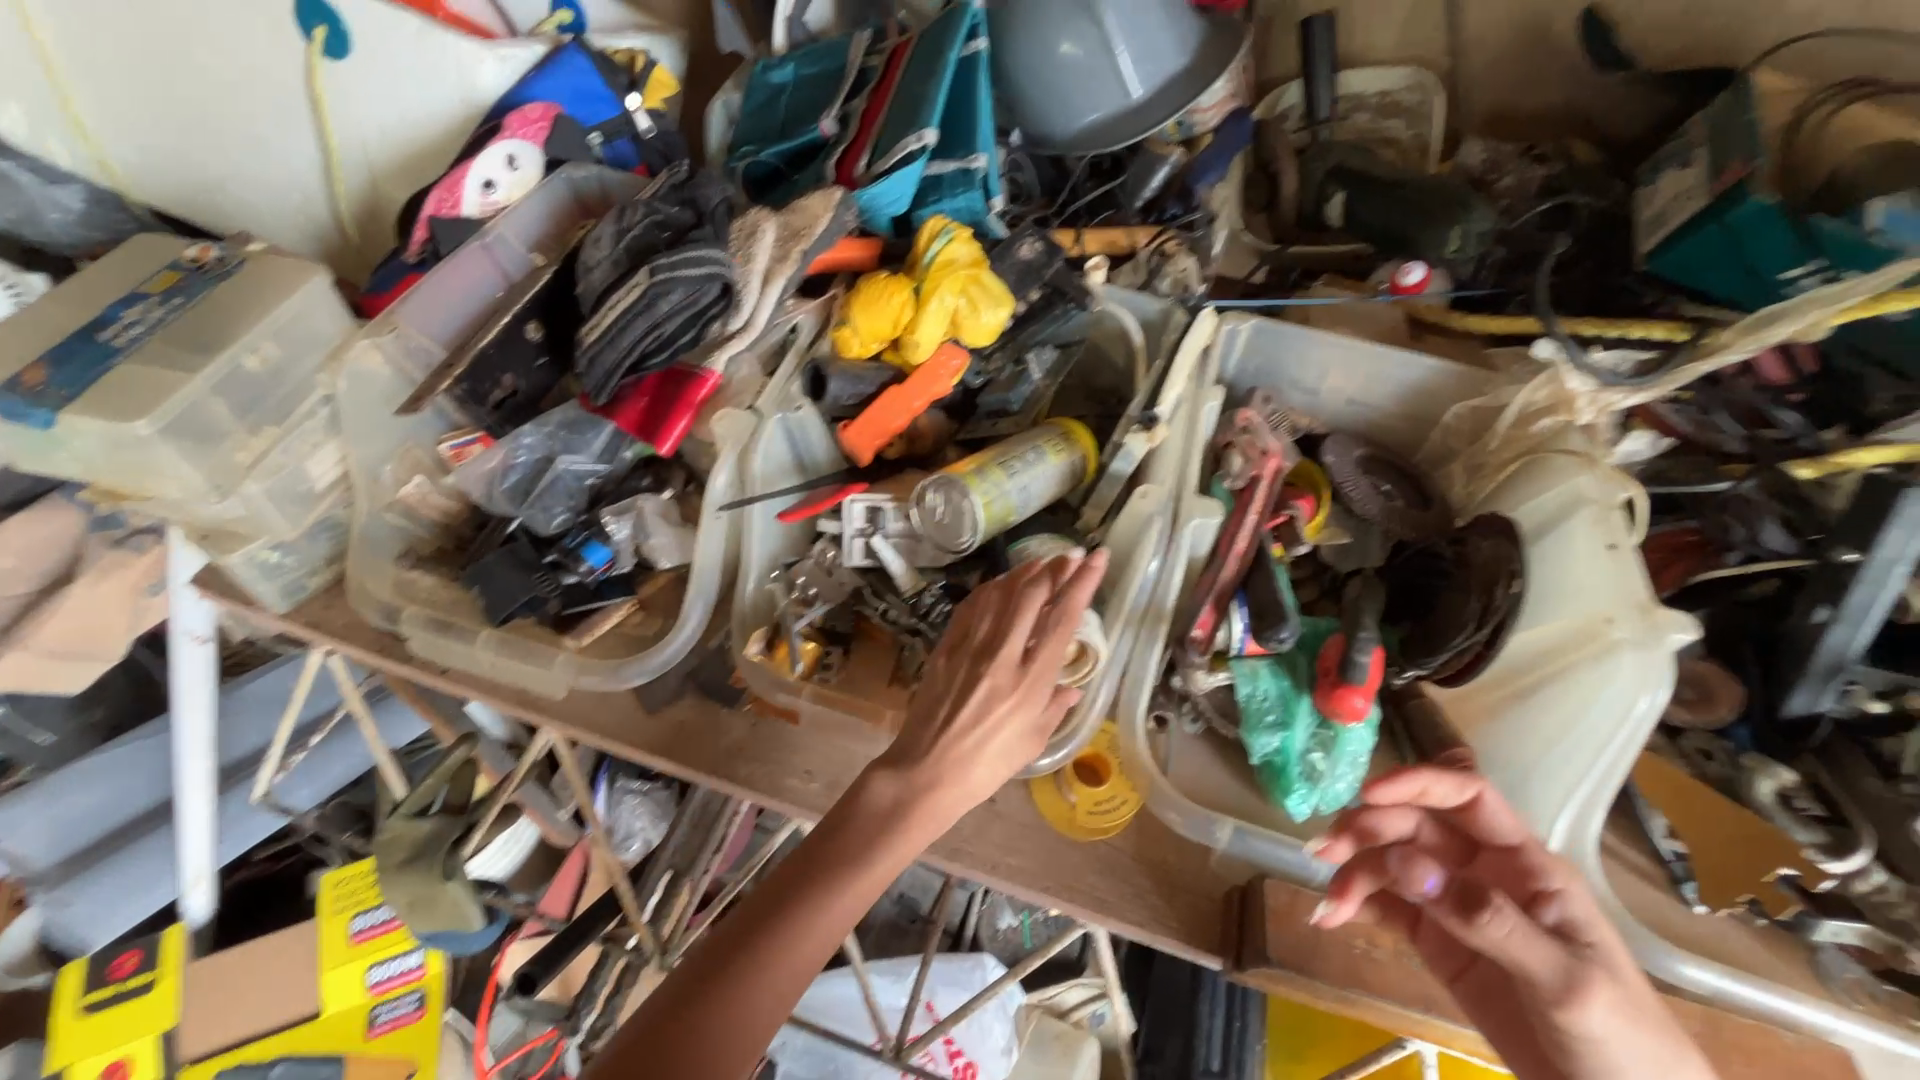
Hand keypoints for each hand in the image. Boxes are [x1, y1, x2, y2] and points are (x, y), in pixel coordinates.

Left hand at [869, 549, 1108, 821]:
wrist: (928, 771)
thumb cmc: (988, 765)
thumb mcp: (1034, 741)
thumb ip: (1055, 707)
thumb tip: (1072, 688)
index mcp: (1031, 680)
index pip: (1063, 618)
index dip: (1083, 583)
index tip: (1098, 559)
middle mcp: (1002, 654)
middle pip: (1031, 594)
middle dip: (1056, 567)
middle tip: (1072, 555)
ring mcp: (970, 646)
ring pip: (1000, 592)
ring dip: (1024, 571)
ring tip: (1042, 563)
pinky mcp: (946, 646)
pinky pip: (971, 606)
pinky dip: (991, 588)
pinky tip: (1001, 584)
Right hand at [1307, 766, 1717, 1079]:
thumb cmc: (1620, 1038)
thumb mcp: (1563, 981)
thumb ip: (1484, 918)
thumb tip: (1404, 862)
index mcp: (1526, 866)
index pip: (1468, 798)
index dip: (1417, 784)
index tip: (1366, 794)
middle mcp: (1484, 872)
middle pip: (1415, 827)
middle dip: (1368, 830)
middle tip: (1327, 851)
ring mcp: (1456, 906)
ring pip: (1392, 863)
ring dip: (1354, 870)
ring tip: (1330, 901)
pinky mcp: (1436, 941)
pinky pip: (1387, 906)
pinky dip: (1354, 904)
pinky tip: (1330, 916)